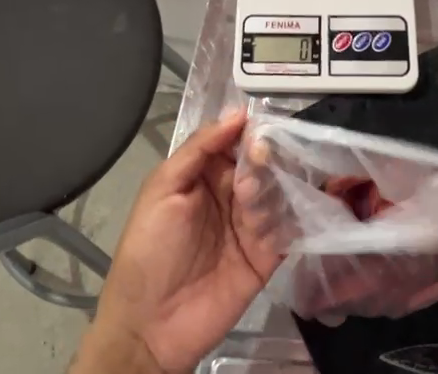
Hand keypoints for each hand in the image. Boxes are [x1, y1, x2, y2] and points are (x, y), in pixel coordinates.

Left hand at [73, 110, 282, 373]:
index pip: (236, 142)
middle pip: (262, 165)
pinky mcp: (267, 257)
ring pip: (278, 193)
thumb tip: (238, 113)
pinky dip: (289, 222)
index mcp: (205, 175)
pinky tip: (271, 224)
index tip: (259, 132)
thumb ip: (199, 149)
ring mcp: (251, 226)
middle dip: (264, 162)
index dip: (249, 134)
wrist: (150, 325)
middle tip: (255, 171)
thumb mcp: (162, 189)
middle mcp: (231, 195)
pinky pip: (289, 230)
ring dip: (270, 192)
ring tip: (249, 205)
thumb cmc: (149, 250)